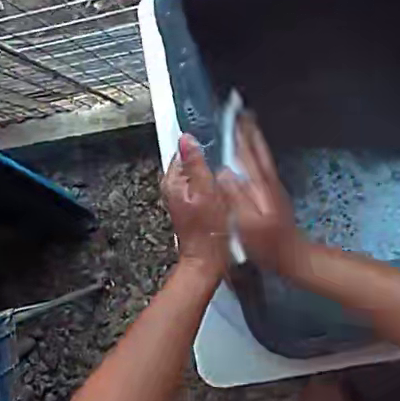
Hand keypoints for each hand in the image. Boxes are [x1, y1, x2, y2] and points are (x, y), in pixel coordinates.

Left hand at [161, 133, 228, 273]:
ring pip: (200, 174)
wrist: (208, 261)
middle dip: (209, 160)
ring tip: (226, 180)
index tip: (219, 145)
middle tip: (226, 165)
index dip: (202, 145)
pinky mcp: (194, 206)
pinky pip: (204, 187)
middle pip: (192, 162)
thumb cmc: (207, 232)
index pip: (184, 150)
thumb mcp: (205, 192)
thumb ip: (196, 164)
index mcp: (173, 182)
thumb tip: (187, 138)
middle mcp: (174, 188)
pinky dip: (214, 186)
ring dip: (213, 174)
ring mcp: (184, 198)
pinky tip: (224, 193)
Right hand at [218, 111, 306, 272]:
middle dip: (250, 131)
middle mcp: (267, 182)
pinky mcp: (274, 196)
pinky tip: (252, 156)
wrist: (292, 256)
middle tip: (243, 113)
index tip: (235, 115)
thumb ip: (234, 197)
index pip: (248, 153)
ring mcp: (273, 188)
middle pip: (258, 150)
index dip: (241, 134)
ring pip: (262, 157)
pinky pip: (263, 167)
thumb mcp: (246, 224)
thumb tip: (223, 173)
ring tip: (247, 127)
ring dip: (254, 140)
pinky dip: (257, 155)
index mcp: (258, 186)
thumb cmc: (267, 245)